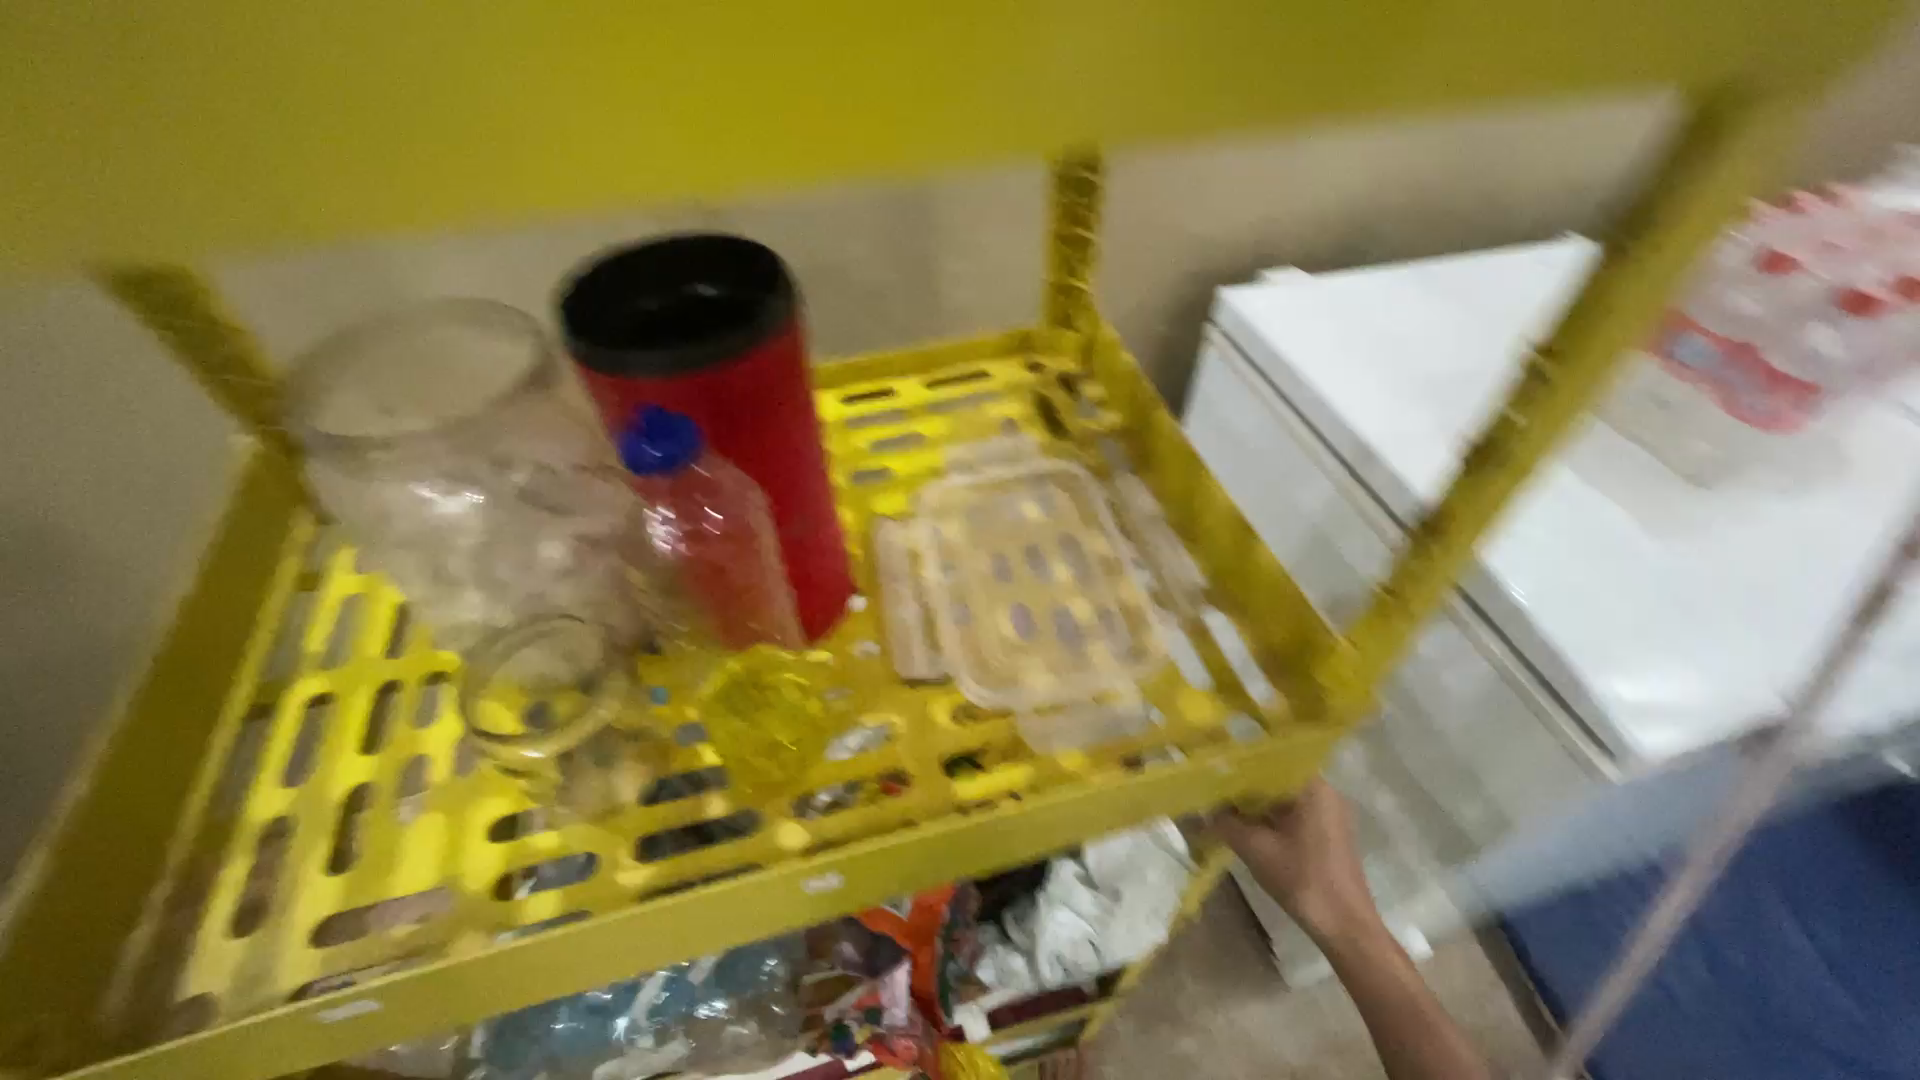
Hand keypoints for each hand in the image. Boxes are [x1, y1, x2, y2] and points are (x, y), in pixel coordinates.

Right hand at [1212, 778, 1380, 945]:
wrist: (1344, 926)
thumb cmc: (1302, 879)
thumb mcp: (1255, 848)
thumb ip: (1226, 822)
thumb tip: (1204, 809)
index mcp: (1313, 787)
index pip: (1271, 760)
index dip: (1240, 765)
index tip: (1214, 769)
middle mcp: (1326, 792)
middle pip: (1277, 779)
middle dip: (1245, 786)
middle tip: (1214, 790)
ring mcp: (1330, 813)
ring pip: (1285, 798)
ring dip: (1257, 805)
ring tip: (1225, 808)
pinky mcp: (1330, 833)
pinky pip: (1295, 813)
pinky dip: (1272, 818)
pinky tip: (1248, 827)